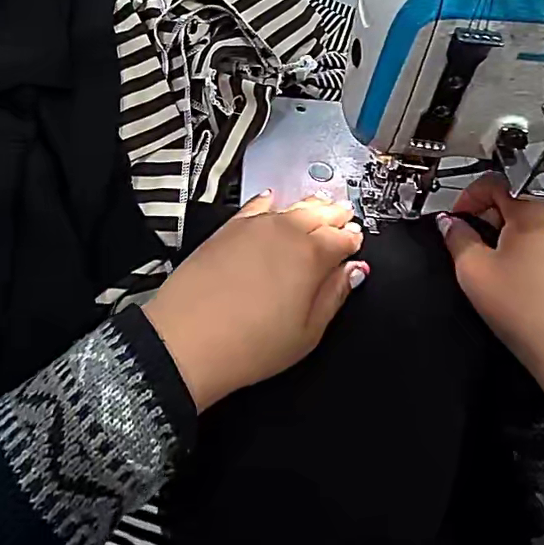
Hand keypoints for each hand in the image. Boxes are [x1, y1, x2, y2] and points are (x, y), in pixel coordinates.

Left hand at [143, 192, 366, 410]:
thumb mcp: (307, 332)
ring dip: (309, 206)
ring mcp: (255, 225)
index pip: (342, 239)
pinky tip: (272, 200)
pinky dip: (270, 202)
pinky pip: (256, 205)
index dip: (353, 241)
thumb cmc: (248, 344)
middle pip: (319, 213)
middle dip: (335, 214)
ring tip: (318, 206)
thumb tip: (353, 274)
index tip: (356, 243)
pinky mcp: (229, 227)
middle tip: (345, 216)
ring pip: (291, 206)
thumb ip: (334, 296)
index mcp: (311, 255)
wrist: (187, 339)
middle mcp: (285, 231)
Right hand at [438, 175, 543, 418]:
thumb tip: (451, 224)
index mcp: (538, 210)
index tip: (463, 217)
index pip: (493, 185)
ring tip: (523, 277)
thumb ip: (456, 239)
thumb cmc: (541, 325)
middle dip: (500, 223)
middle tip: (489, 254)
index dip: (469, 200)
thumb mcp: (475, 277)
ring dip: (531, 237)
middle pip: (523, 204)